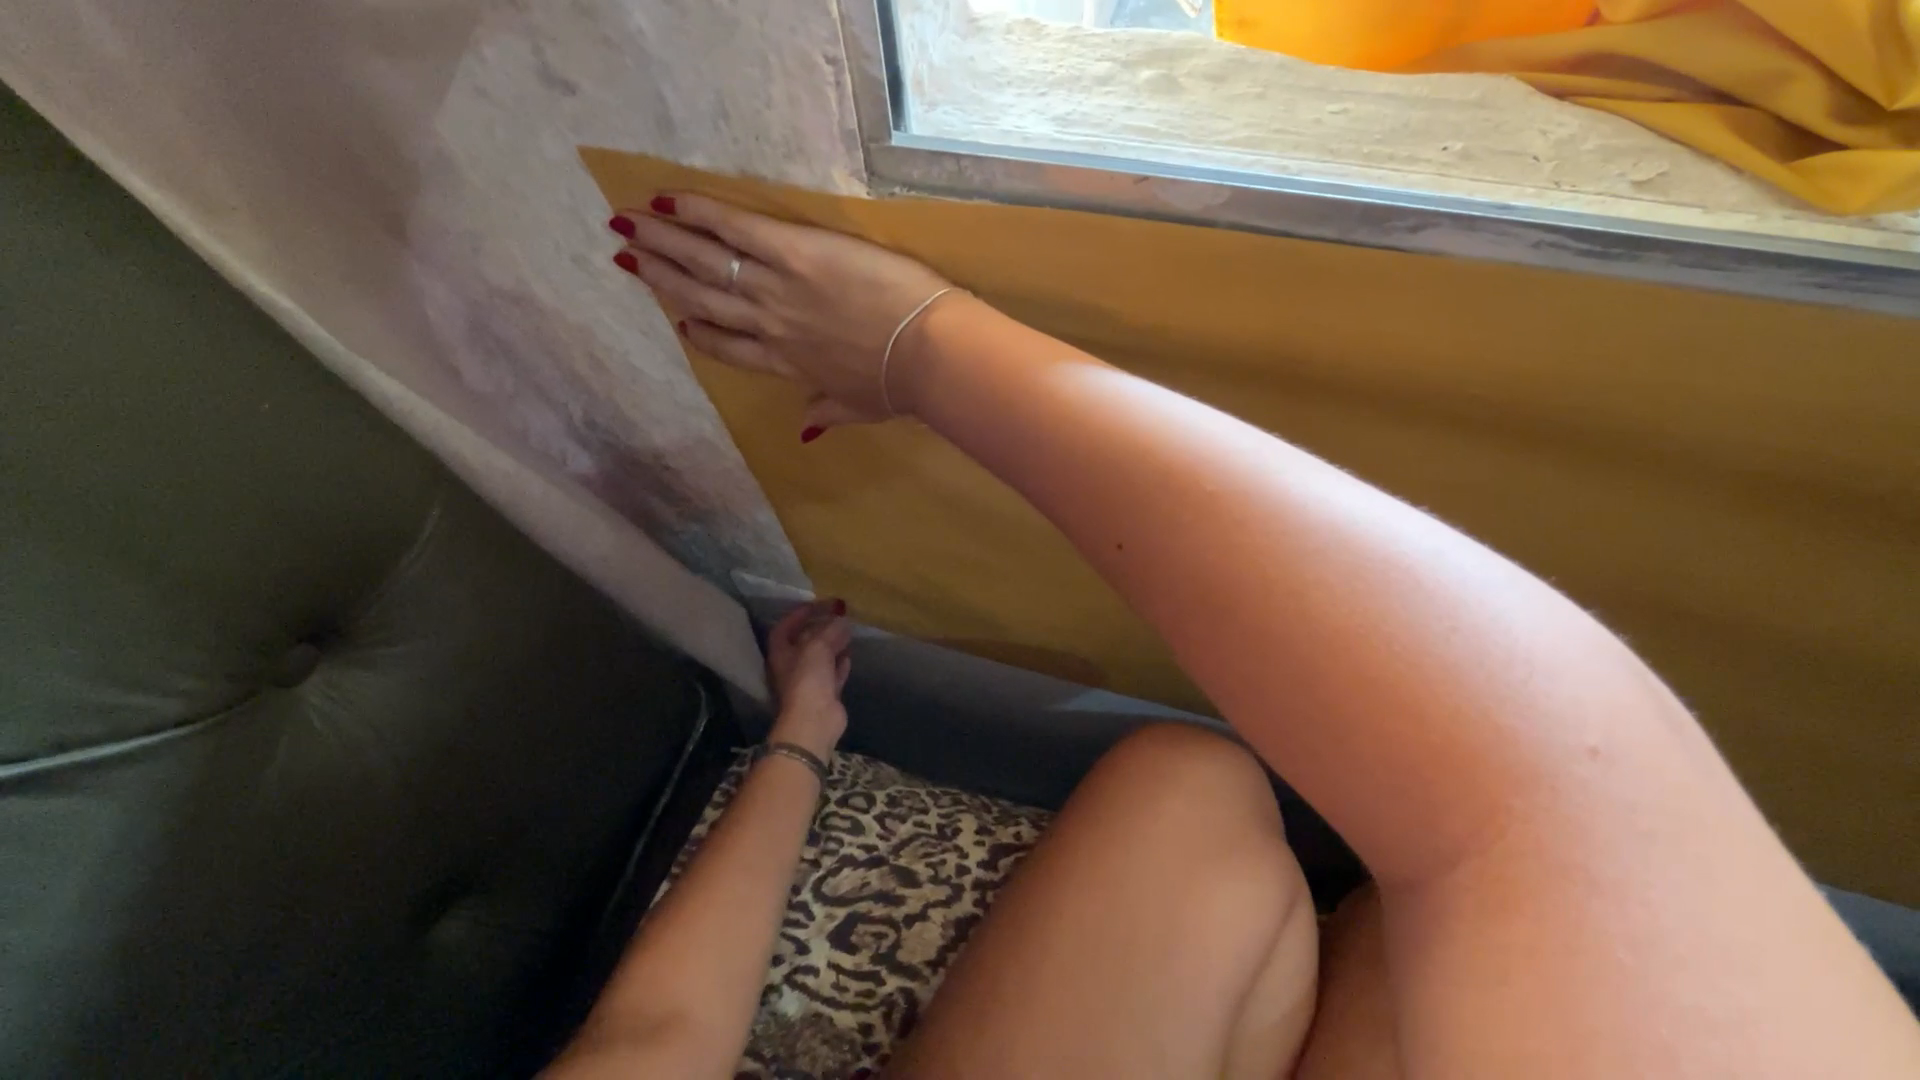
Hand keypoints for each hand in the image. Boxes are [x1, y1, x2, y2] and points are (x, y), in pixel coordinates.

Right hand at [610, 194, 953, 431]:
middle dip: (662, 278)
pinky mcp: (794, 252)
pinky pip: (737, 229)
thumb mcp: (860, 408)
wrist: (924, 353)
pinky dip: (702, 212)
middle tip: (627, 257)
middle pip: (703, 300)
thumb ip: (828, 412)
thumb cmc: (900, 385)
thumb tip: (806, 430)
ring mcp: (777, 288)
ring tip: (627, 223)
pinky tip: (670, 198)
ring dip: (664, 241)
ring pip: (707, 263)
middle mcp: (769, 325)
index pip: (732, 348)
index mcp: (787, 363)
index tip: (681, 325)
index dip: (702, 335)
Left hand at [763, 600, 852, 758]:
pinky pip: (832, 674)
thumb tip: (842, 620)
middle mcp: (791, 666)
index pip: (786, 626)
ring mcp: (808, 682)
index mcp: (781, 652)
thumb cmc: (807, 679)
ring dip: (832, 645)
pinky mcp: (824, 694)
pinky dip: (840, 664)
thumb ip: (830, 630)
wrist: (814, 720)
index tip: (820, 603)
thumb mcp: (818, 647)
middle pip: (805, 641)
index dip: (801, 613)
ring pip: (820, 658)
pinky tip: (849, 656)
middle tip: (839, 615)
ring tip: (847, 632)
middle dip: (821, 627)